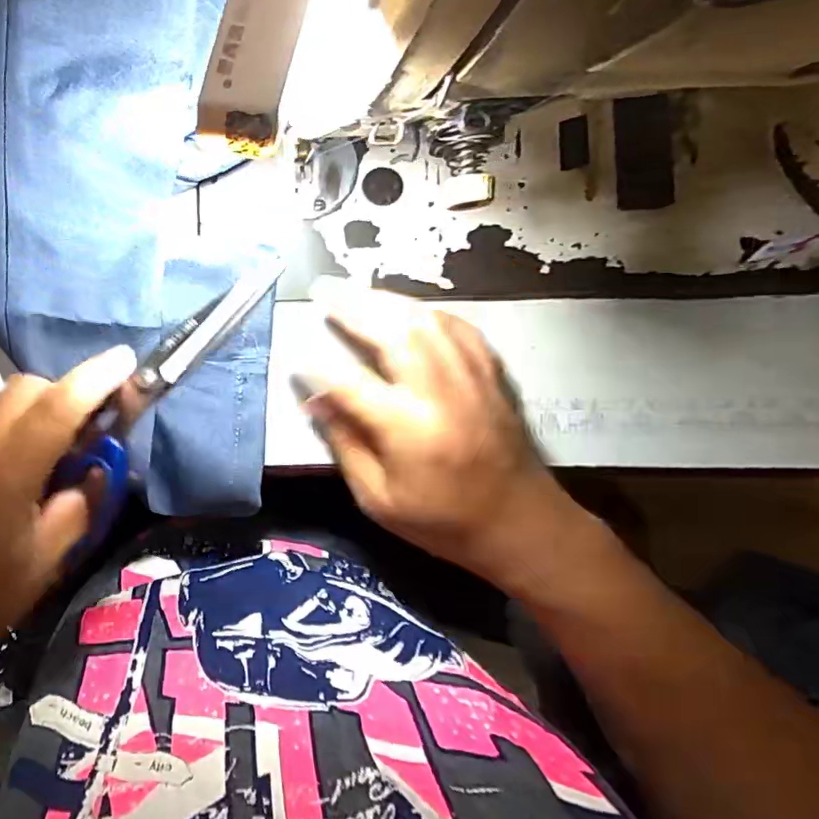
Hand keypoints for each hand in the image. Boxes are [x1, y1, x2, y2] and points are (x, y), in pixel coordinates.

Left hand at [0, 345, 139, 691]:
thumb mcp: (41, 566)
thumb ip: (76, 507)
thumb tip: (93, 470)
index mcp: (7, 469)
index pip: (61, 404)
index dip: (97, 378)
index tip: (124, 361)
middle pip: (27, 388)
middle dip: (62, 396)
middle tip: (77, 437)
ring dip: (25, 410)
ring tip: (30, 454)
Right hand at [298, 282, 594, 593]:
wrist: (523, 526)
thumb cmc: (442, 521)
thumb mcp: (377, 498)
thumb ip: (345, 444)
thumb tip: (315, 401)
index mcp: (408, 429)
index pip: (349, 383)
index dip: (317, 367)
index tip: (295, 355)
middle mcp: (441, 393)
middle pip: (393, 333)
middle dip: (353, 308)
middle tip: (322, 291)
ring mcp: (472, 379)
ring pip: (427, 322)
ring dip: (386, 302)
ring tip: (355, 293)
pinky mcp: (492, 376)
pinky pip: (459, 328)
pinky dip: (427, 313)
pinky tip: (407, 311)